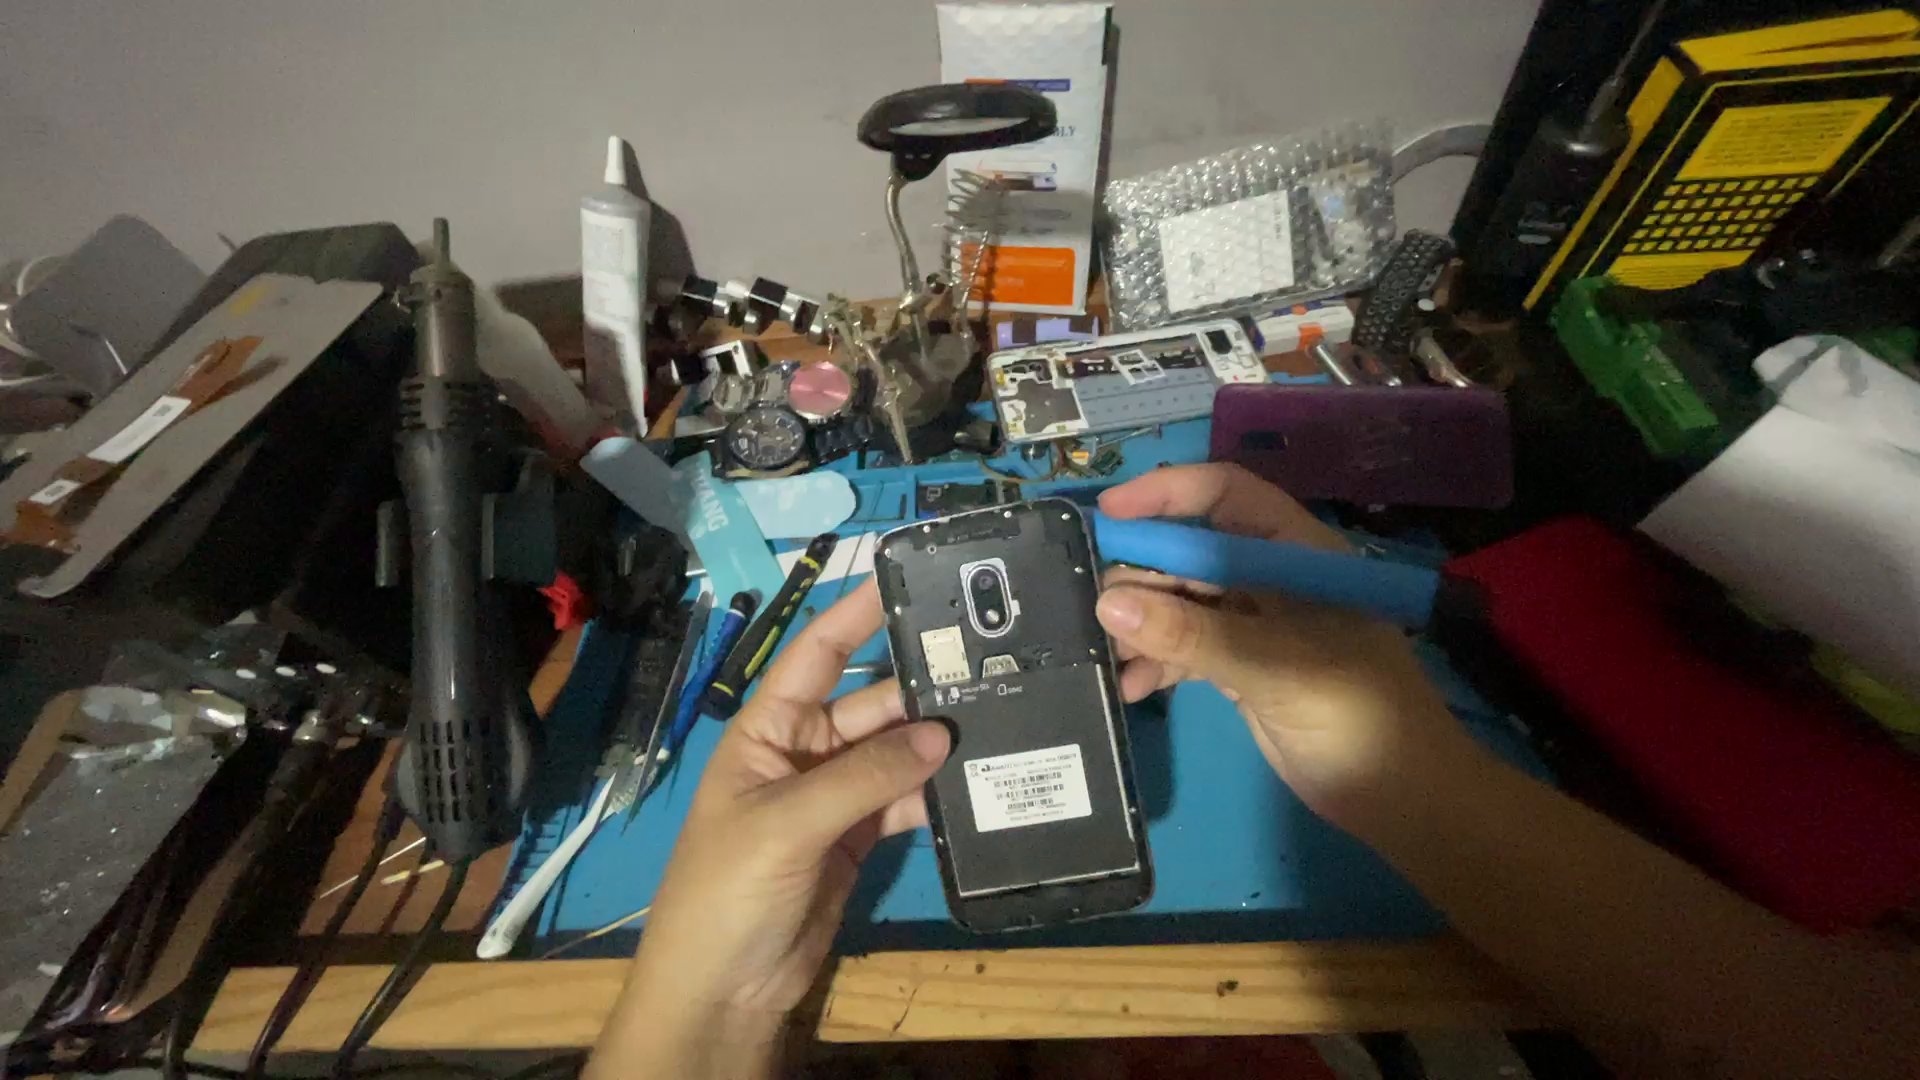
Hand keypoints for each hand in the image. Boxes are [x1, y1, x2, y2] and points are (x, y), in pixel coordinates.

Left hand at [588, 580, 947, 1079]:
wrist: (724, 991)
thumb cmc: (728, 890)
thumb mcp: (787, 823)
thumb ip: (864, 777)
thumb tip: (942, 735)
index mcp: (770, 726)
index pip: (818, 652)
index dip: (857, 613)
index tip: (906, 580)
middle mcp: (806, 748)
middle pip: (871, 702)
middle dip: (919, 687)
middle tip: (985, 665)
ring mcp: (837, 793)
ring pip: (895, 750)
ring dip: (936, 741)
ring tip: (997, 717)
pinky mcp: (862, 834)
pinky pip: (905, 798)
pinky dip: (935, 792)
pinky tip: (977, 782)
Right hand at [1093, 464, 1473, 829]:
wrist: (1402, 798)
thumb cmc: (1359, 714)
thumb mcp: (1275, 666)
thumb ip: (1192, 634)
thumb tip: (1108, 602)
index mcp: (1293, 553)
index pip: (1224, 496)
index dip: (1166, 494)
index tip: (1109, 514)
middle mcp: (1266, 577)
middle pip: (1188, 550)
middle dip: (1141, 574)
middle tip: (1097, 606)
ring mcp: (1249, 621)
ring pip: (1177, 601)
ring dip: (1140, 623)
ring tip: (1108, 655)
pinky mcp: (1234, 663)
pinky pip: (1180, 647)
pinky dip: (1153, 661)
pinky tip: (1130, 686)